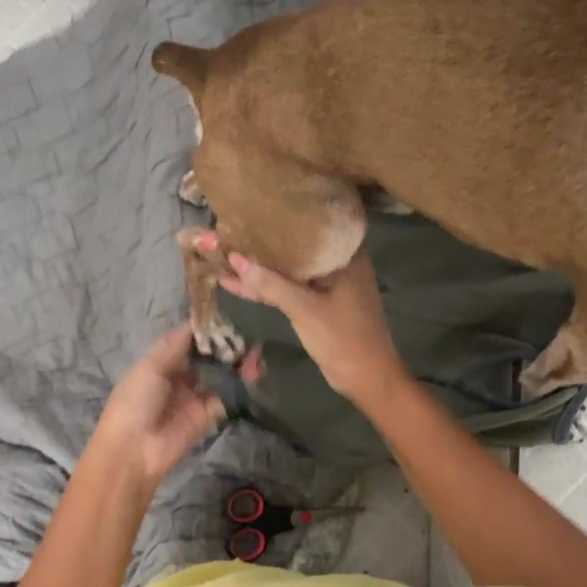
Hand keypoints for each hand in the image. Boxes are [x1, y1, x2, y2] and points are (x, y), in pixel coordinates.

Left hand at [93, 326, 261, 483]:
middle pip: (208, 356)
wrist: (134, 450)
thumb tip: (196, 321)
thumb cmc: (135, 402)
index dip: (206, 329)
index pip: (188, 340)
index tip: (227, 317)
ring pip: (221, 375)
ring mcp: (195, 396)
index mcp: (161, 361)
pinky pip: (227, 397)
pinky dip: (239, 385)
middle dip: (226, 346)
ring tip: (254, 354)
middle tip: (247, 336)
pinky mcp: (208, 416)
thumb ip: (175, 345)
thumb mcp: (150, 367)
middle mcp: (179, 376)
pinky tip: (250, 373)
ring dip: (237, 363)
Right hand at [210, 237, 407, 404]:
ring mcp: (325, 283)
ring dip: (258, 268)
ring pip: (286, 269)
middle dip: (259, 243)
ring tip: (220, 253)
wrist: (367, 378)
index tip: (244, 208)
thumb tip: (235, 259)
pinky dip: (266, 288)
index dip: (274, 218)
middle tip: (224, 229)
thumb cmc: (344, 339)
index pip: (305, 224)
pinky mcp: (317, 302)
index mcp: (344, 253)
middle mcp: (335, 261)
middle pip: (293, 246)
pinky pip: (287, 288)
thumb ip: (271, 284)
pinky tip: (234, 283)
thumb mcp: (305, 310)